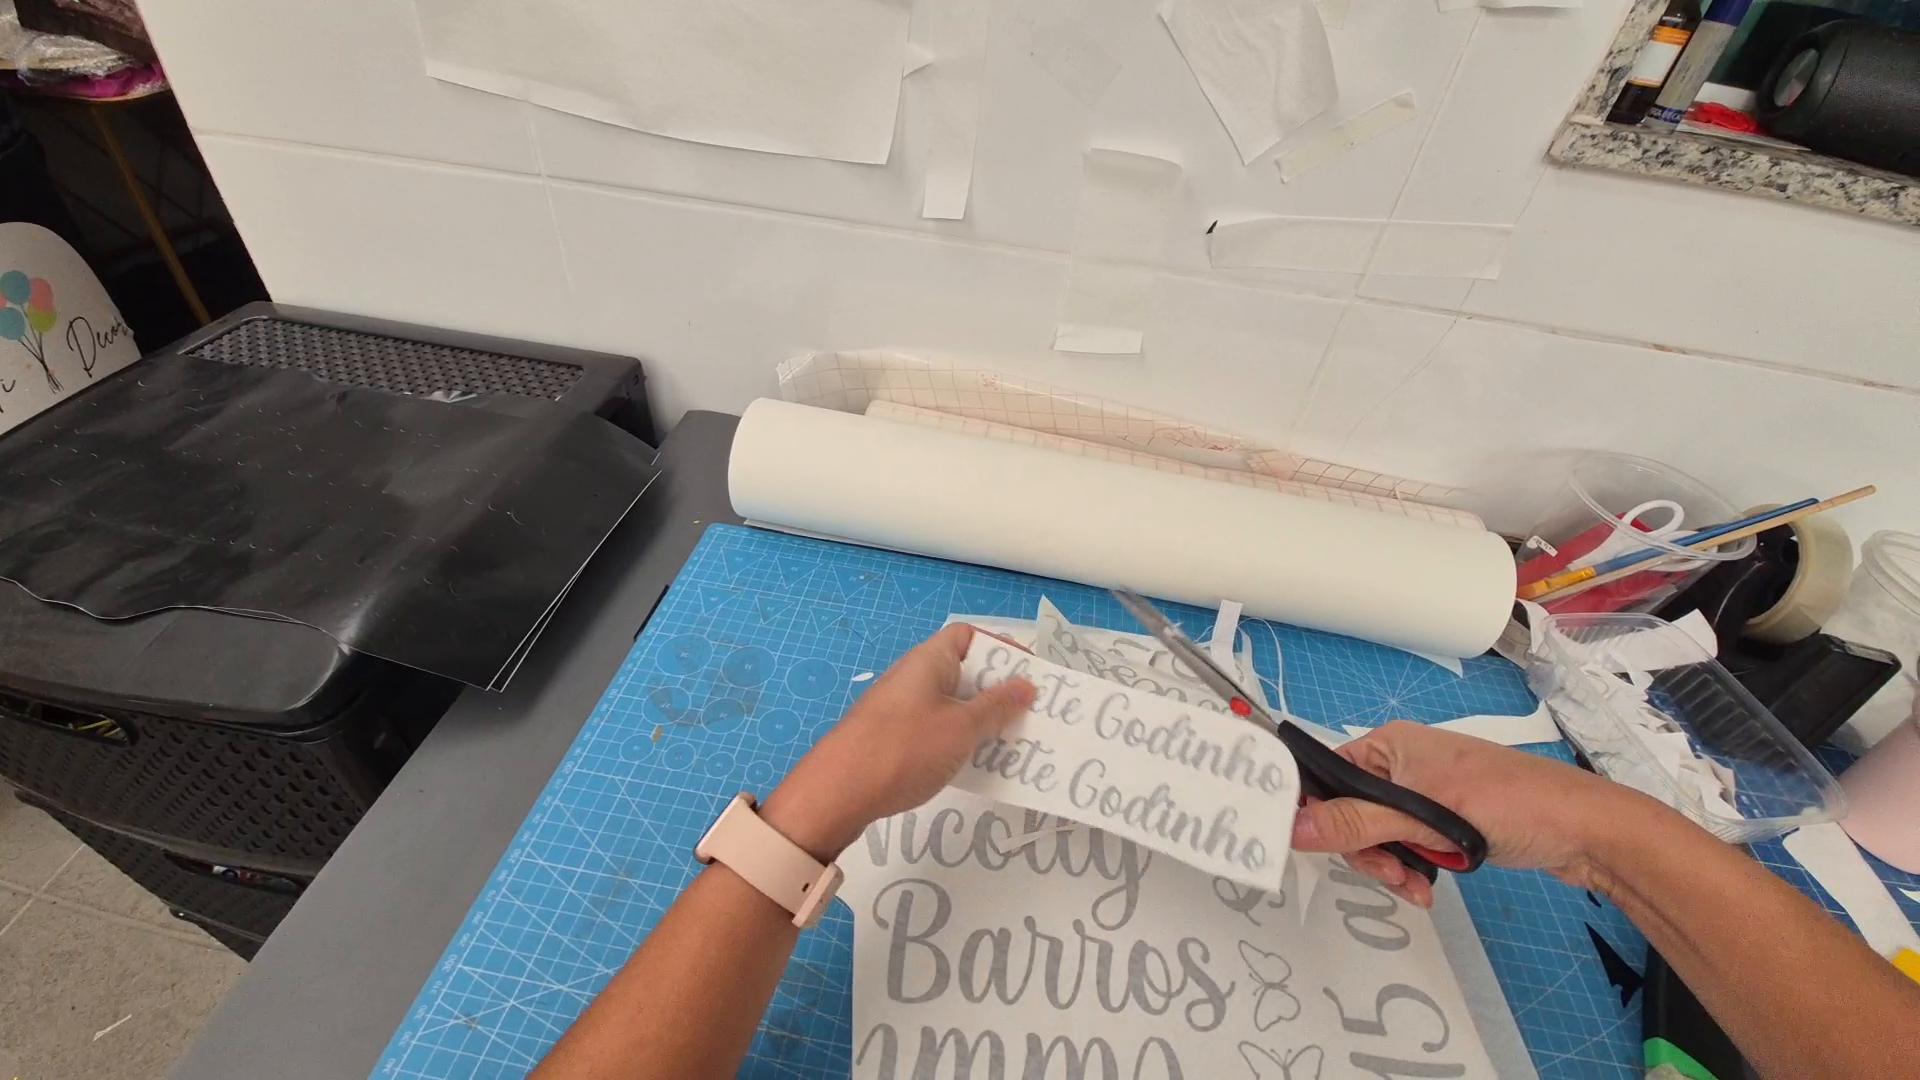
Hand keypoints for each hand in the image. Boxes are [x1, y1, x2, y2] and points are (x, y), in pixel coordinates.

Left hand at [758, 624, 1035, 859]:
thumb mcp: (961, 727)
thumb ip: (997, 706)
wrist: (838, 791)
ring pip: (953, 703)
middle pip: (965, 671)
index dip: (1000, 648)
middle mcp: (915, 676)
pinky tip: (978, 763)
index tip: (1028, 674)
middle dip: (998, 690)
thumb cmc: (905, 749)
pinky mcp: (894, 737)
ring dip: (982, 719)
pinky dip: (960, 739)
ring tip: (1013, 741)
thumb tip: (1026, 684)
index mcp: (930, 660)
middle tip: (1032, 713)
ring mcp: (902, 707)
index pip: (969, 635)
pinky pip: (938, 727)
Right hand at [1289, 720, 1651, 907]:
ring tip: (1418, 886)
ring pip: (1379, 833)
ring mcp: (1424, 792)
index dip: (1321, 813)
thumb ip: (1354, 823)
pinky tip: (1427, 887)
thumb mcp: (1422, 815)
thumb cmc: (1507, 805)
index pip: (1328, 776)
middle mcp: (1400, 764)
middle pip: (1352, 811)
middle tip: (1391, 873)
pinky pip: (1407, 842)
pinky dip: (1412, 867)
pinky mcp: (1445, 818)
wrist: (1591, 831)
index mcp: (1387, 745)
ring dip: (1392, 864)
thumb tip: (1291, 829)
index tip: (1329, 848)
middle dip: (1367, 849)